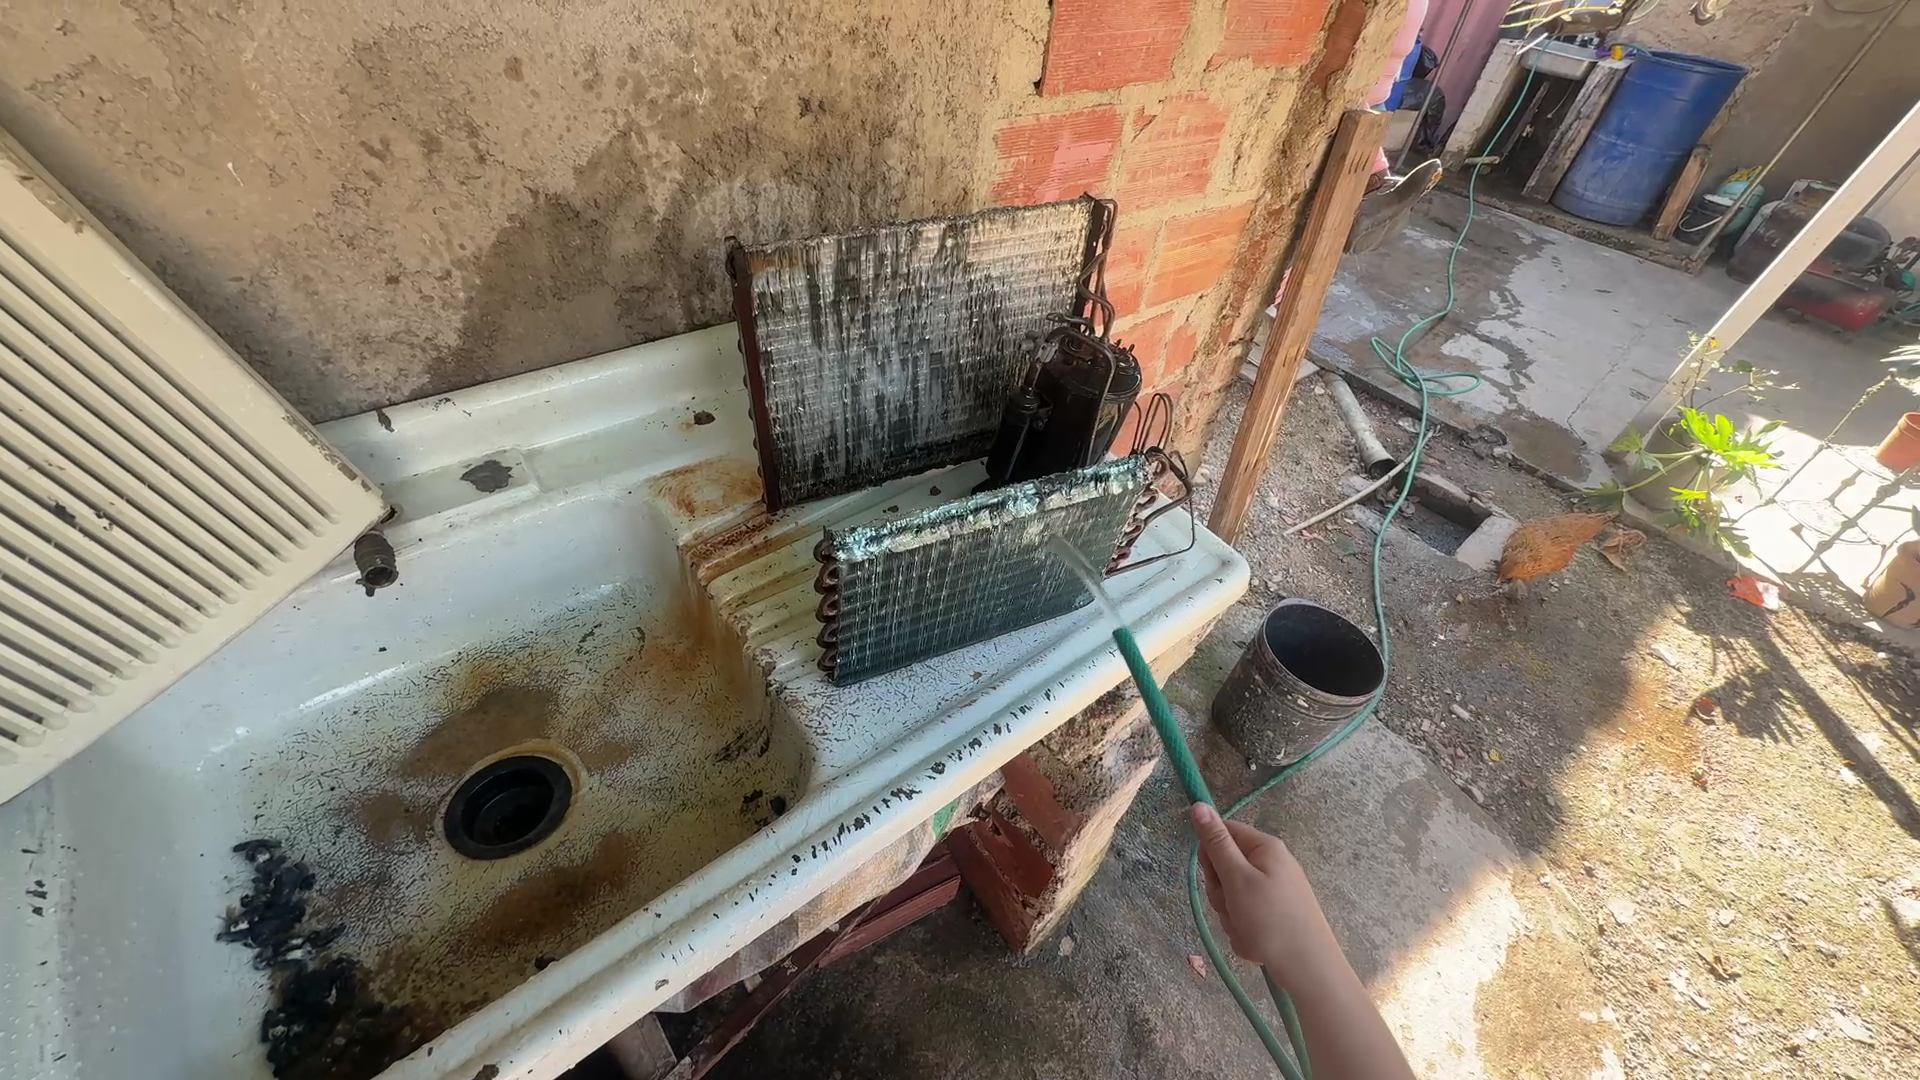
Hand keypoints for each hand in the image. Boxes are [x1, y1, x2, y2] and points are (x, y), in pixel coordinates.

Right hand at [1191, 803, 1339, 985]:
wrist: (1312, 973)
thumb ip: (1216, 842)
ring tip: (1246, 931)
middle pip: (1226, 866)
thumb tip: (1199, 804)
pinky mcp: (1277, 914)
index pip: (1223, 832)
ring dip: (1231, 914)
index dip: (1210, 854)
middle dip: (1221, 891)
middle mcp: (1272, 864)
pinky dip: (1244, 929)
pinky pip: (1246, 915)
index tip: (1214, 876)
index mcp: (1265, 847)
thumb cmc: (1271, 920)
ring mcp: (1276, 890)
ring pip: (1233, 894)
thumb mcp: (1237, 878)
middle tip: (1232, 908)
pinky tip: (1255, 943)